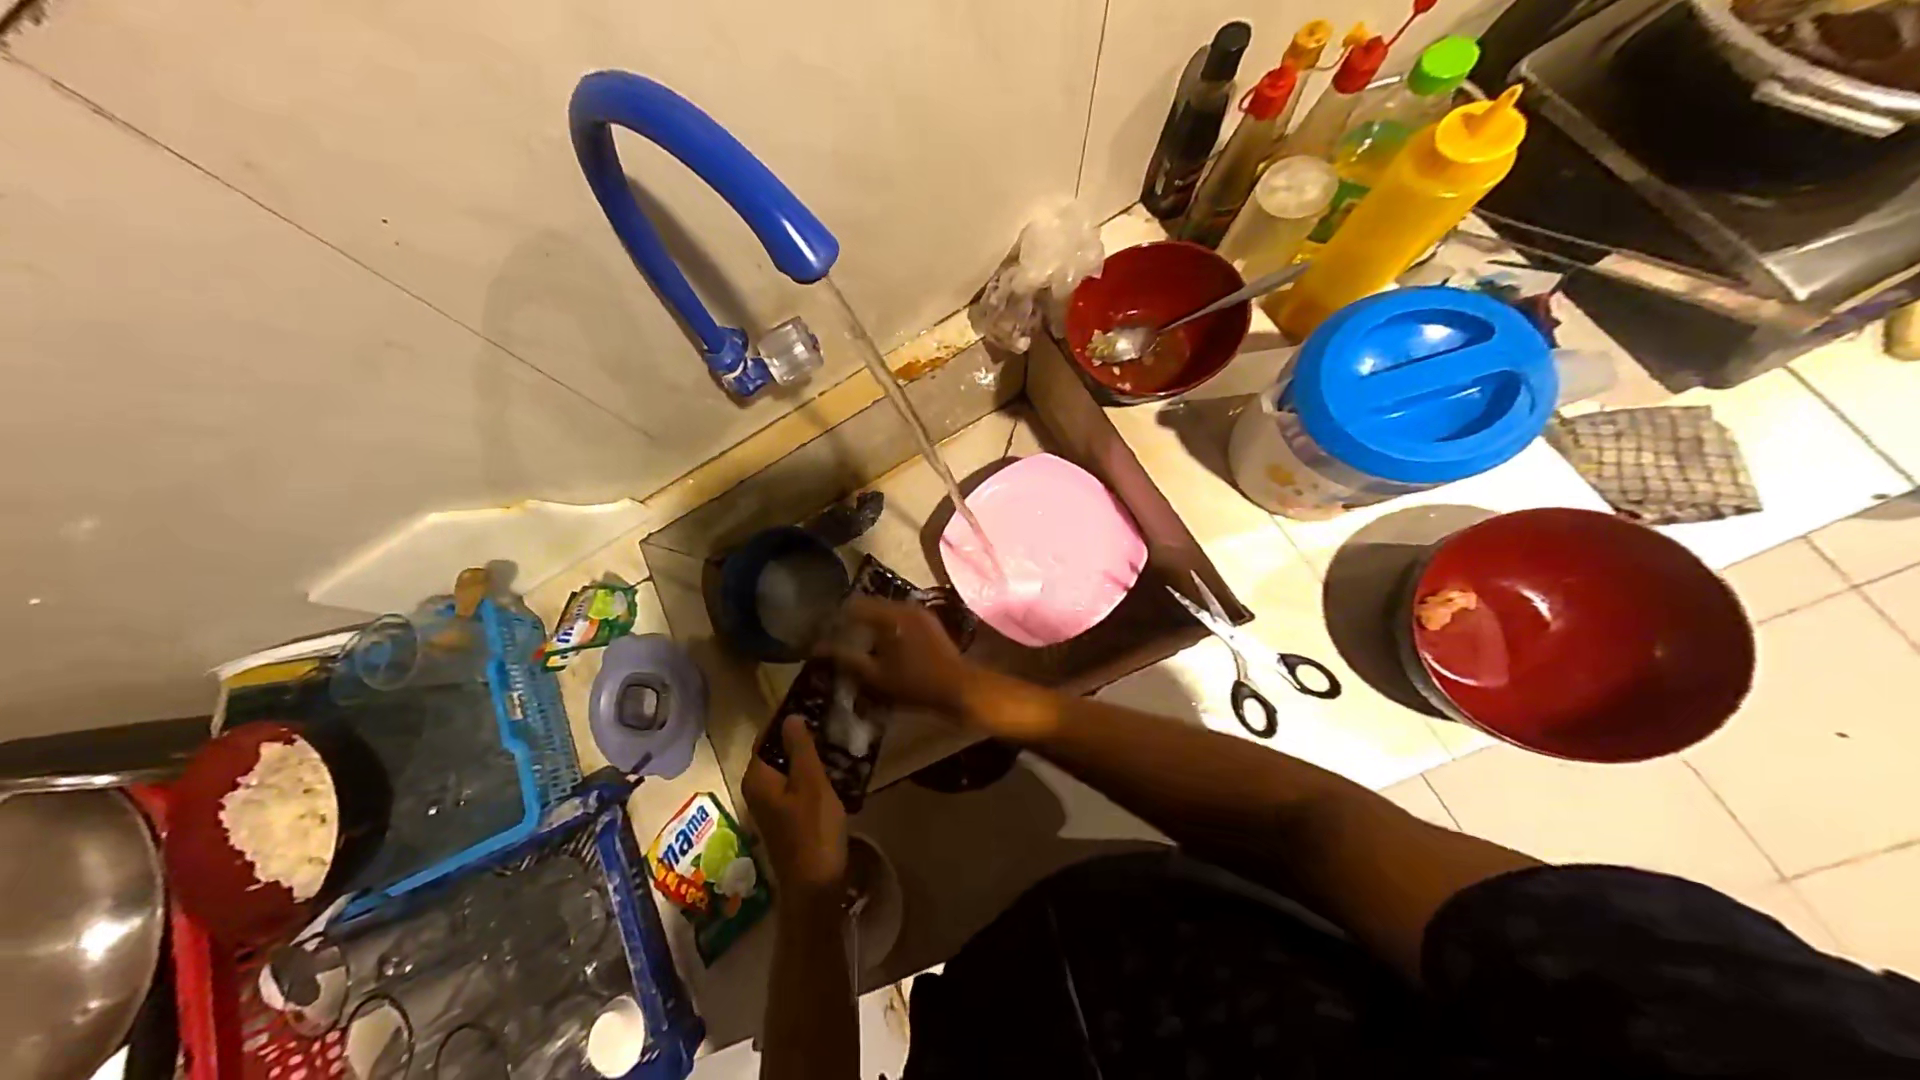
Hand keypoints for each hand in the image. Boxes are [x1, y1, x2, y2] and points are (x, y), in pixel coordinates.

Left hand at [743, 716, 847, 904]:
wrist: (816, 885)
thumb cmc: (813, 829)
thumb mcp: (811, 782)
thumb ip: (800, 747)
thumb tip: (791, 716)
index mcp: (757, 777)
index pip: (766, 735)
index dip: (786, 716)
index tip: (811, 698)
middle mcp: (758, 788)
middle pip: (776, 750)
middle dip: (800, 733)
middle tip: (829, 714)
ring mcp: (772, 804)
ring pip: (788, 767)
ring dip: (808, 752)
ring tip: (836, 734)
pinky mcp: (786, 816)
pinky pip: (796, 782)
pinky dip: (811, 771)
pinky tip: (836, 764)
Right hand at [822, 596, 970, 715]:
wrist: (959, 688)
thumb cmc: (915, 684)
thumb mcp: (875, 675)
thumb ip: (845, 658)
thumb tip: (816, 648)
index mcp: (889, 615)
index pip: (852, 605)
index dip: (834, 617)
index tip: (822, 631)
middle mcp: (904, 605)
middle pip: (868, 605)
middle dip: (851, 619)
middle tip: (836, 637)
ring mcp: (919, 611)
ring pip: (884, 610)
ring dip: (869, 622)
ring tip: (855, 641)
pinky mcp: (928, 620)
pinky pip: (898, 616)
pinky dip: (885, 625)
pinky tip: (880, 643)